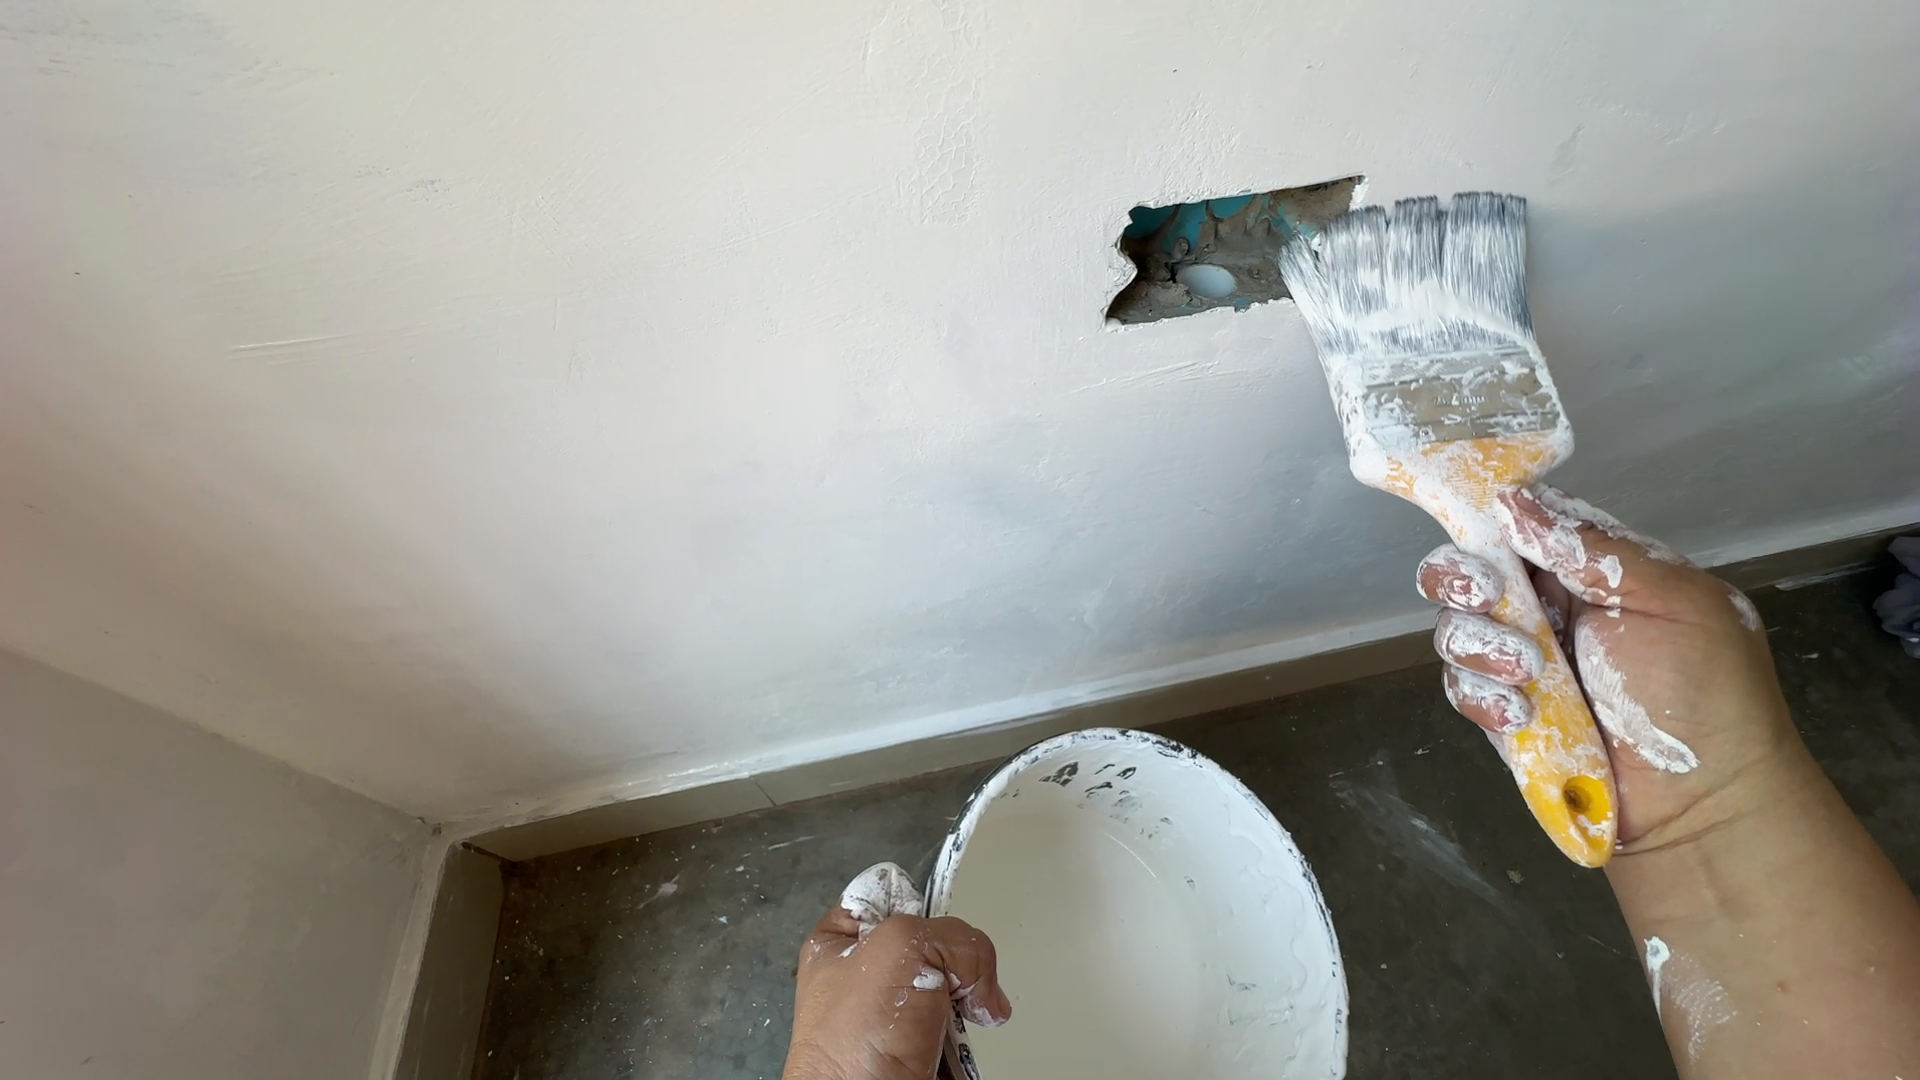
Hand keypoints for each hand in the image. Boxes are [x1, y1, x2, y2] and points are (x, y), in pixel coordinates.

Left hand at [783, 863, 1011, 1079]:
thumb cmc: (857, 1035)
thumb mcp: (903, 947)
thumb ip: (955, 937)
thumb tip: (983, 983)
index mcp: (840, 939)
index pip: (893, 893)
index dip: (922, 903)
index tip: (935, 922)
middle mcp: (864, 973)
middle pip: (933, 941)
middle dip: (955, 961)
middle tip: (951, 981)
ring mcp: (892, 1016)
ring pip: (951, 985)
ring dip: (966, 1001)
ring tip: (960, 1018)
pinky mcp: (918, 1053)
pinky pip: (957, 1029)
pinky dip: (969, 1038)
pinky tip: (959, 1045)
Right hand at [1417, 486, 1808, 851]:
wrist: (1698, 804)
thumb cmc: (1701, 694)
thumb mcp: (1673, 602)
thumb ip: (1593, 550)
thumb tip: (1513, 500)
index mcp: (1586, 571)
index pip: (1518, 524)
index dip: (1484, 515)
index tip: (1468, 518)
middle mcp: (1541, 606)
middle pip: (1462, 568)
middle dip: (1459, 579)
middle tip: (1485, 597)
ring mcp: (1512, 656)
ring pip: (1451, 625)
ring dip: (1480, 646)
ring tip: (1529, 675)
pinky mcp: (1493, 702)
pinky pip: (1456, 682)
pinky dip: (1482, 696)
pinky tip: (1522, 714)